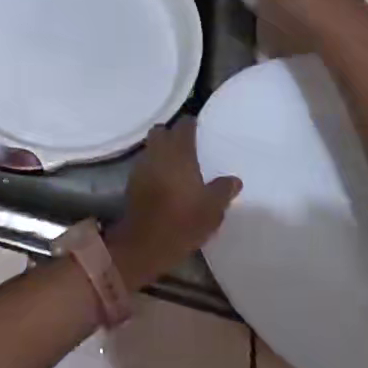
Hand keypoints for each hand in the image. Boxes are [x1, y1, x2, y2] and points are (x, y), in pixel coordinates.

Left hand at [106, 121, 240, 289]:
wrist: (144, 243)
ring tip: (177, 163)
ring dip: (162, 150)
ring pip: (151, 146)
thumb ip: (223, 190)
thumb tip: (234, 179)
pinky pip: (145, 164)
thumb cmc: (182, 221)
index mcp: (179, 153)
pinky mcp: (132, 181)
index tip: (200, 128)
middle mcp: (158, 152)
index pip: (184, 125)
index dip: (191, 124)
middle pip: (161, 131)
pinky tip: (165, 180)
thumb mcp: (212, 209)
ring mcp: (142, 166)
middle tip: (188, 145)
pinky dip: (154, 166)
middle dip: (172, 134)